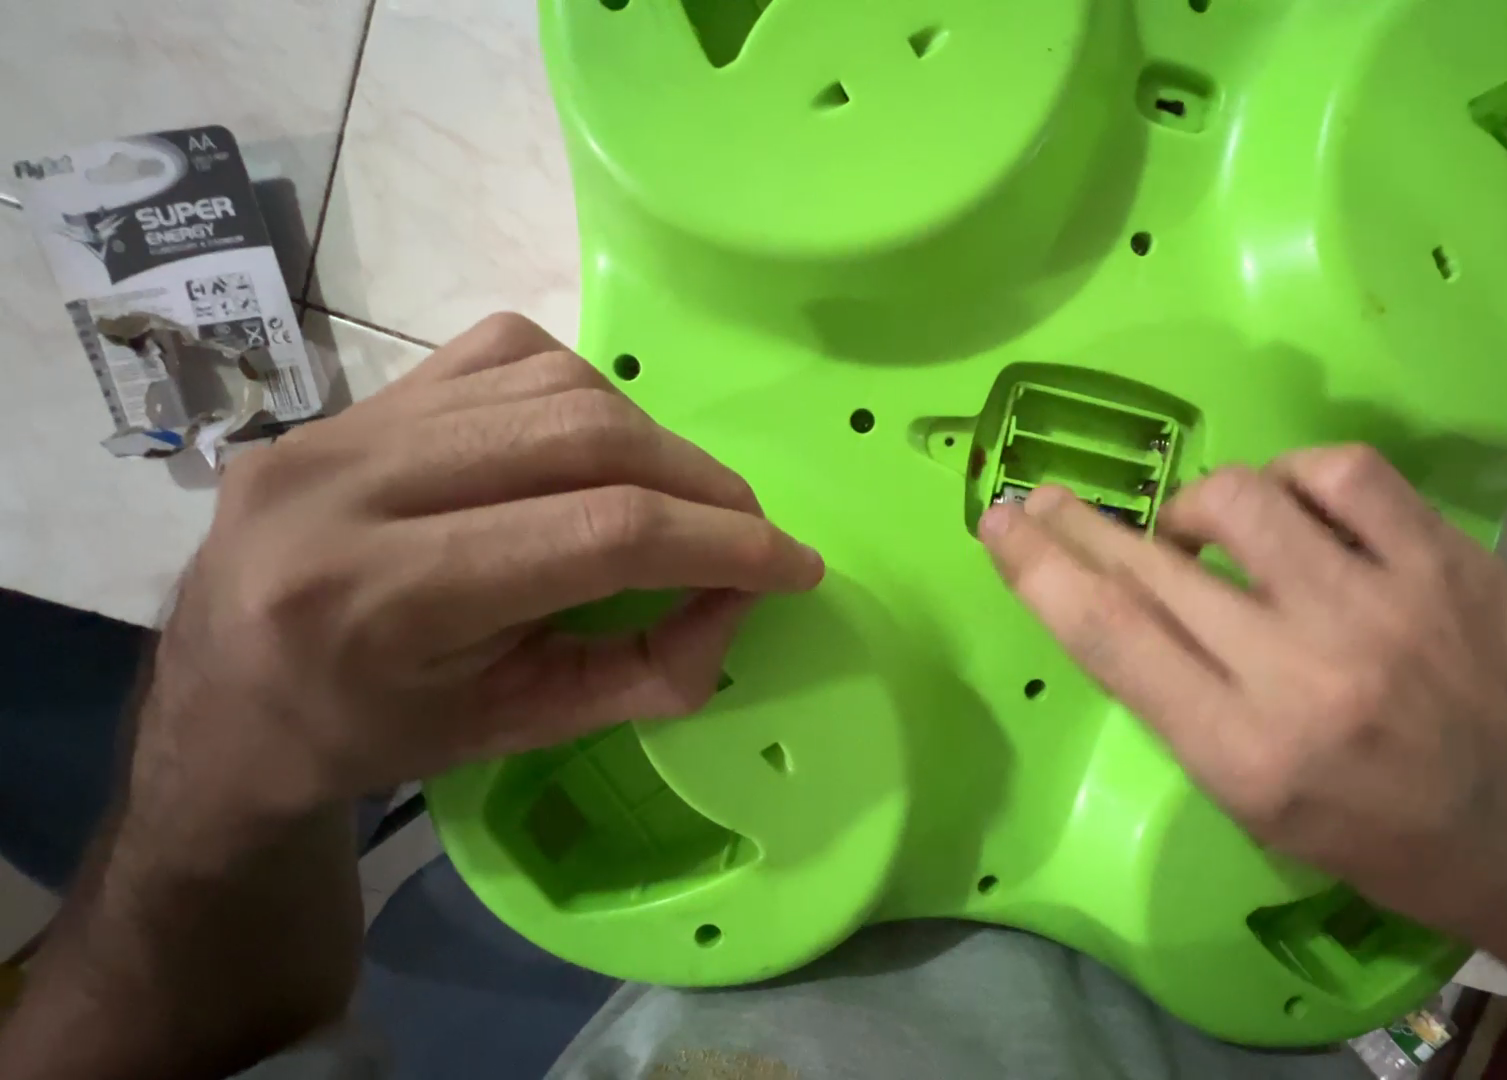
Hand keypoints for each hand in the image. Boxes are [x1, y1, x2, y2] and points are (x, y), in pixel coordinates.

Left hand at [139, 313, 823, 829]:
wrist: (231, 698)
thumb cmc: (386, 732)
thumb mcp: (531, 726)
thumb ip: (657, 669)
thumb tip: (744, 593)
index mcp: (384, 597)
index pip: (604, 534)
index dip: (726, 545)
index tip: (797, 567)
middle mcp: (350, 484)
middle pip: (592, 441)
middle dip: (706, 485)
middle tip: (751, 532)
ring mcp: (346, 423)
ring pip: (562, 386)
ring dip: (656, 441)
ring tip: (678, 498)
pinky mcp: (362, 394)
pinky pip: (515, 355)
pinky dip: (593, 396)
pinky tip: (599, 449)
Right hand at [978, 447, 1506, 985]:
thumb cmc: (1389, 839)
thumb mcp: (1260, 800)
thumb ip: (1185, 697)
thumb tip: (1128, 596)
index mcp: (1243, 754)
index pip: (1108, 637)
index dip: (1038, 569)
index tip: (998, 523)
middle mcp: (1302, 674)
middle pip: (1152, 566)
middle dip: (1076, 522)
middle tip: (1041, 496)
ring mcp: (1381, 607)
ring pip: (1238, 498)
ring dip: (1192, 505)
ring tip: (1199, 529)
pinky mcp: (1447, 560)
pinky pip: (1339, 472)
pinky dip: (1293, 477)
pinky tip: (1293, 506)